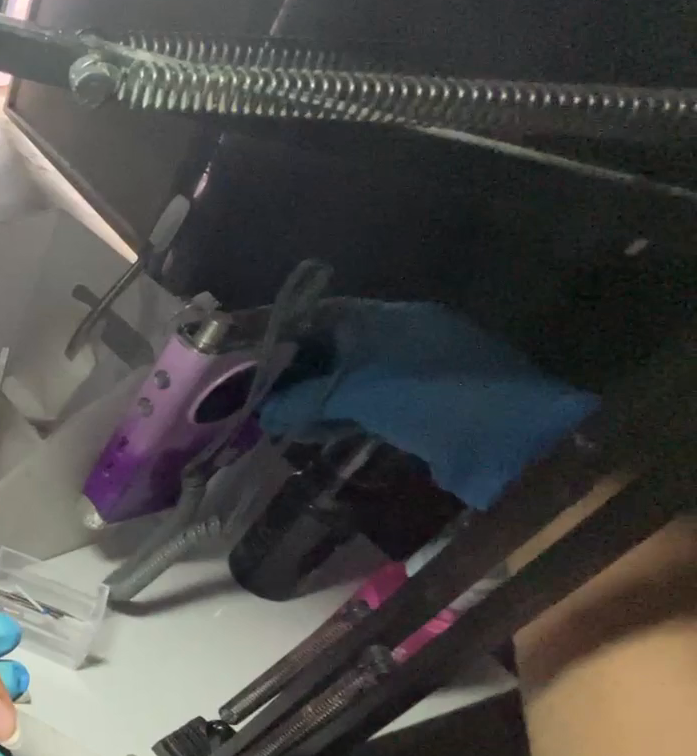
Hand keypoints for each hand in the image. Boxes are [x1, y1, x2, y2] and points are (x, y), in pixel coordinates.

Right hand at [259, 300, 597, 508]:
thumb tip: (261, 412)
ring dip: (311, 397)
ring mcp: (417, 369)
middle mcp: (401, 334)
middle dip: (288, 370)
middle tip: (252, 392)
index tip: (239, 349)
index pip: (314, 314)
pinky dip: (339, 413)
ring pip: (345, 376)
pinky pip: (367, 400)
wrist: (517, 441)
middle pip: (328, 346)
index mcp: (385, 318)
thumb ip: (297, 401)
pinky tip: (317, 433)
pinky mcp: (426, 401)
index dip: (274, 331)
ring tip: (280, 420)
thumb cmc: (426, 398)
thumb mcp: (352, 396)